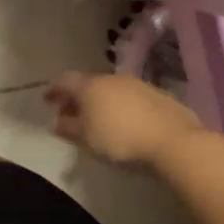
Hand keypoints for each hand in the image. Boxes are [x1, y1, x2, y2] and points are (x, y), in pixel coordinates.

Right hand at [45, 72, 204, 167]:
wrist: (176, 143)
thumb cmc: (121, 140)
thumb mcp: (87, 139)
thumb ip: (68, 128)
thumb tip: (57, 122)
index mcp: (90, 86)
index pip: (65, 81)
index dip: (54, 90)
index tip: (47, 100)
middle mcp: (113, 79)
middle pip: (89, 84)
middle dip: (78, 98)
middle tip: (72, 113)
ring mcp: (139, 86)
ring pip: (112, 90)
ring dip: (102, 102)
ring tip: (100, 120)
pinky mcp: (161, 97)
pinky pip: (133, 98)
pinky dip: (123, 107)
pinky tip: (127, 123)